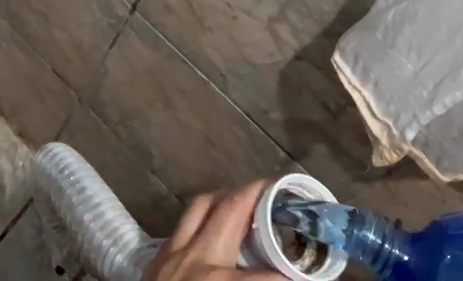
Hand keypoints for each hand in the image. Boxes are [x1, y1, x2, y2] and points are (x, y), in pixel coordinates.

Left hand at [142, 181, 284, 280]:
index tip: (306, 274)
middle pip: (230, 210)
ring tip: (246, 198)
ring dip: (225, 198)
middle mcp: (197, 259)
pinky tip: (212, 226)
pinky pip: (182, 224)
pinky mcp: (156, 259)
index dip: (291, 276)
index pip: (267, 277)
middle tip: (277, 192)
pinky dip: (201, 217)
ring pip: (200, 206)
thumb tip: (278, 277)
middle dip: (255, 196)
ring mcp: (172, 254)